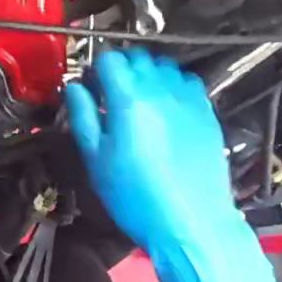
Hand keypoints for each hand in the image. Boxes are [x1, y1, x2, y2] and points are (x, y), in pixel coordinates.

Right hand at [65, 50, 281, 281]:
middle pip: (138, 57)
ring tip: (138, 99)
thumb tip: (74, 91)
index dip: (96, 68)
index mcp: (130, 100)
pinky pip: (187, 83)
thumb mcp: (97, 160)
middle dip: (121, 68)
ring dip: (148, 74)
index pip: (110, 59)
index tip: (92, 83)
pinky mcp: (206, 113)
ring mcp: (188, 100)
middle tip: (110, 91)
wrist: (190, 224)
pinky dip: (172, 86)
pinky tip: (165, 109)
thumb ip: (83, 117)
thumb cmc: (140, 200)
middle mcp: (162, 91)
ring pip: (164, 66)